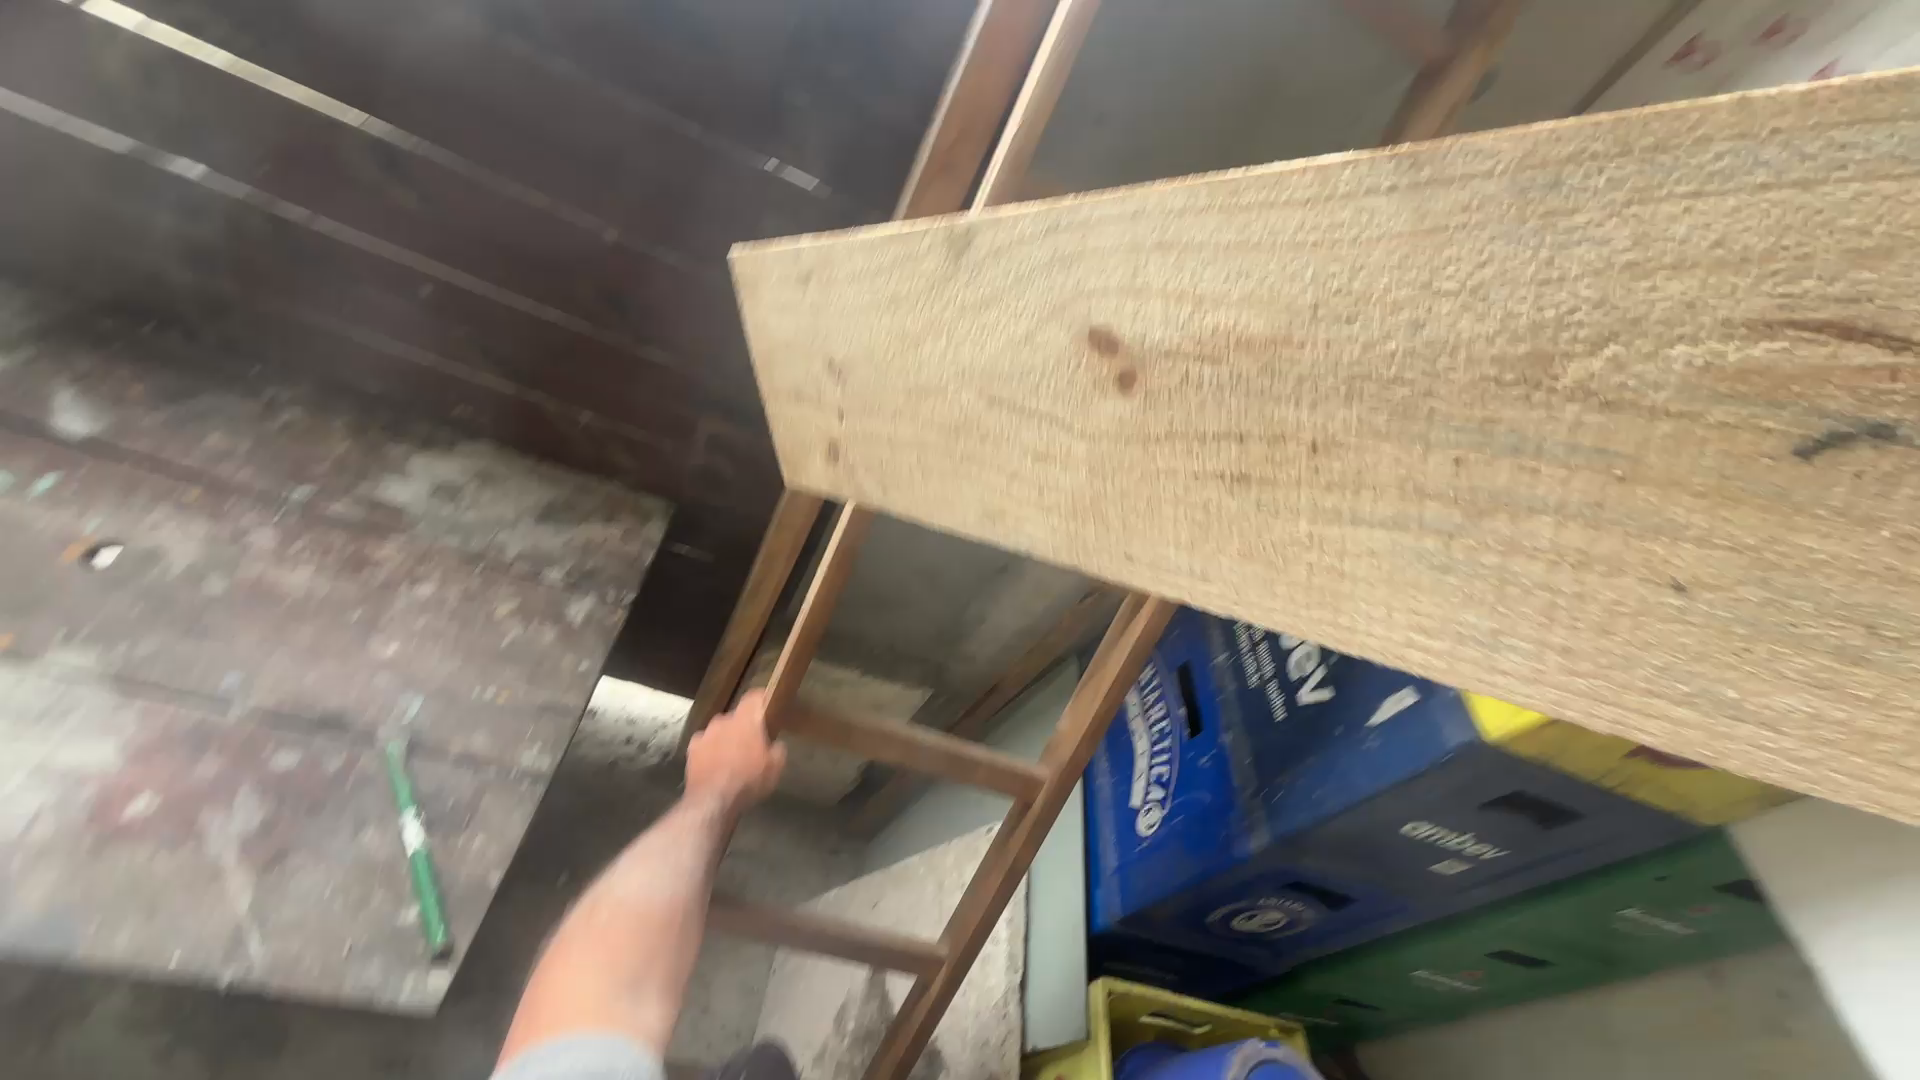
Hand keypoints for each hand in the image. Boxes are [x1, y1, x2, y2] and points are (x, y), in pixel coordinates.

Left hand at [685, 688, 786, 814]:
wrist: (714, 802)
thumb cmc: (749, 781)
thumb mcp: (776, 768)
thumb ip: (777, 749)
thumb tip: (774, 744)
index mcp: (746, 720)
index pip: (754, 697)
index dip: (761, 699)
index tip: (767, 706)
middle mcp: (723, 721)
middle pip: (736, 716)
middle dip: (743, 727)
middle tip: (751, 744)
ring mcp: (705, 734)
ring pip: (719, 730)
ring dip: (726, 739)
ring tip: (731, 758)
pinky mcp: (691, 750)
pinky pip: (705, 744)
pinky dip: (710, 751)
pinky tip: (715, 766)